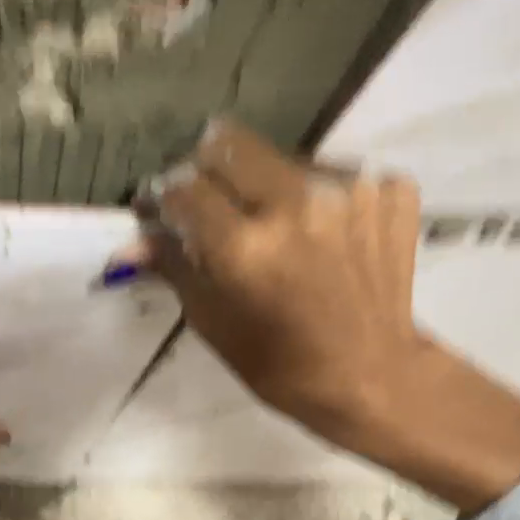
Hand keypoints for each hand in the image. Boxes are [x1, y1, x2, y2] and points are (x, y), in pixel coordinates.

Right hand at [132, 119, 519, 514]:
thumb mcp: (211, 320)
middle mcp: (297, 203)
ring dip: (265, 185)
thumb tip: (128, 244)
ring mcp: (350, 189)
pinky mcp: (391, 188)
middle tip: (209, 203)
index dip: (164, 197)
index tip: (161, 210)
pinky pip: (334, 175)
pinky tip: (322, 238)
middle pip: (228, 145)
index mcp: (245, 246)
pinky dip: (318, 200)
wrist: (371, 374)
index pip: (183, 188)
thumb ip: (172, 267)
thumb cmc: (277, 363)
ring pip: (282, 158)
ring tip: (276, 230)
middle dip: (208, 169)